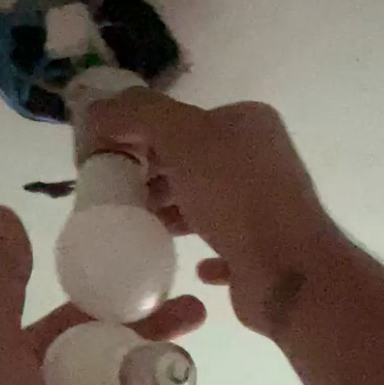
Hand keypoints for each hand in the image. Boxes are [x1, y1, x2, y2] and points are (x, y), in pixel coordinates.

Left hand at [0, 206, 204, 384]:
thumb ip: (4, 280)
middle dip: (158, 326)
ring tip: (193, 352)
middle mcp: (68, 382)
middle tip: (196, 310)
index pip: (85, 315)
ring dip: (168, 365)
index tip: (154, 275)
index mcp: (39, 353)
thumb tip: (4, 214)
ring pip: (141, 381)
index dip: (118, 296)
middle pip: (122, 344)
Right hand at [79, 92, 344, 335]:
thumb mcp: (183, 136)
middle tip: (114, 197)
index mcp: (249, 124)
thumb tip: (96, 111)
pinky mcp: (262, 256)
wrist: (287, 272)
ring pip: (206, 208)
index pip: (184, 121)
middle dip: (153, 178)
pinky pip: (225, 251)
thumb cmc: (237, 196)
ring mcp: (265, 211)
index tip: (107, 161)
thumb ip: (138, 113)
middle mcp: (262, 163)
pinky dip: (205, 256)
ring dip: (173, 216)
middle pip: (193, 165)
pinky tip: (190, 265)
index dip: (141, 136)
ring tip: (138, 228)